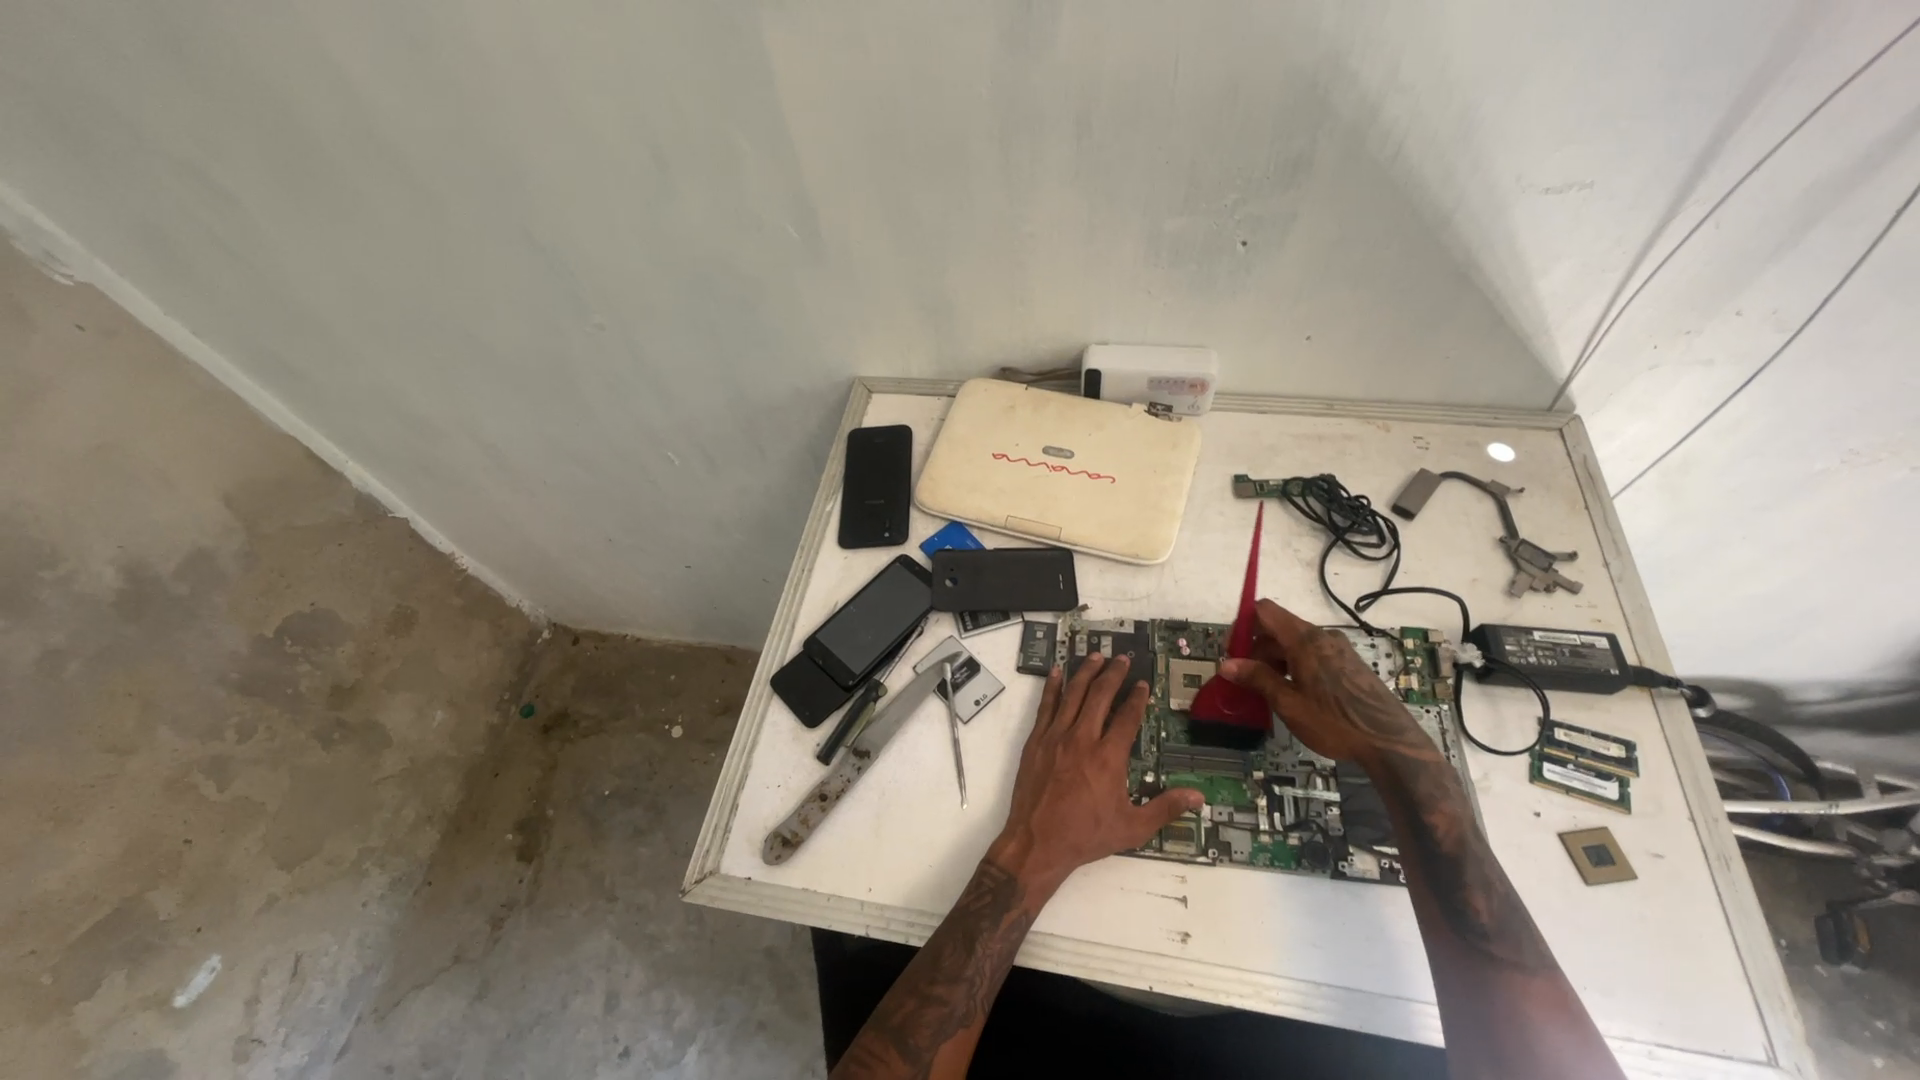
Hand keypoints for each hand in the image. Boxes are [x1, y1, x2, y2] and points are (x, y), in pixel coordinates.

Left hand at [987, 654, 1201, 894]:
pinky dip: (1052, 688)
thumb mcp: (1132, 828)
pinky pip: (1045, 707)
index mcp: (1108, 757)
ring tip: (1095, 656)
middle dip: (1113, 674)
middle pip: (1100, 696)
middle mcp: (1082, 739)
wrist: (1037, 843)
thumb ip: (1165, 808)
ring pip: (1072, 695)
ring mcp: (1056, 738)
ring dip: (1085, 673)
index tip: (1143, 684)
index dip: (1137, 698)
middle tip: (1122, 659)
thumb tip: (1197, 796)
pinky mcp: (1036, 742)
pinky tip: (1056, 673)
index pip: (1127, 717)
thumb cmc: (1086, 836)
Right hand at [1218, 599, 1421, 764]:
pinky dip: (1295, 666)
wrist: (1390, 742)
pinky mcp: (1348, 663)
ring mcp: (1338, 649)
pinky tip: (1294, 693)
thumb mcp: (1289, 703)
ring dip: (1275, 660)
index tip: (1233, 651)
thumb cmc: (1335, 722)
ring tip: (1269, 691)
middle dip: (1257, 649)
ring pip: (1295, 643)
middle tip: (1246, 680)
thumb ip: (1258, 679)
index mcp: (1305, 640)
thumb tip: (1227, 664)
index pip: (1265, 611)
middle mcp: (1322, 636)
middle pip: (1278, 628)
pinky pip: (1312, 654)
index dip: (1244, 625)